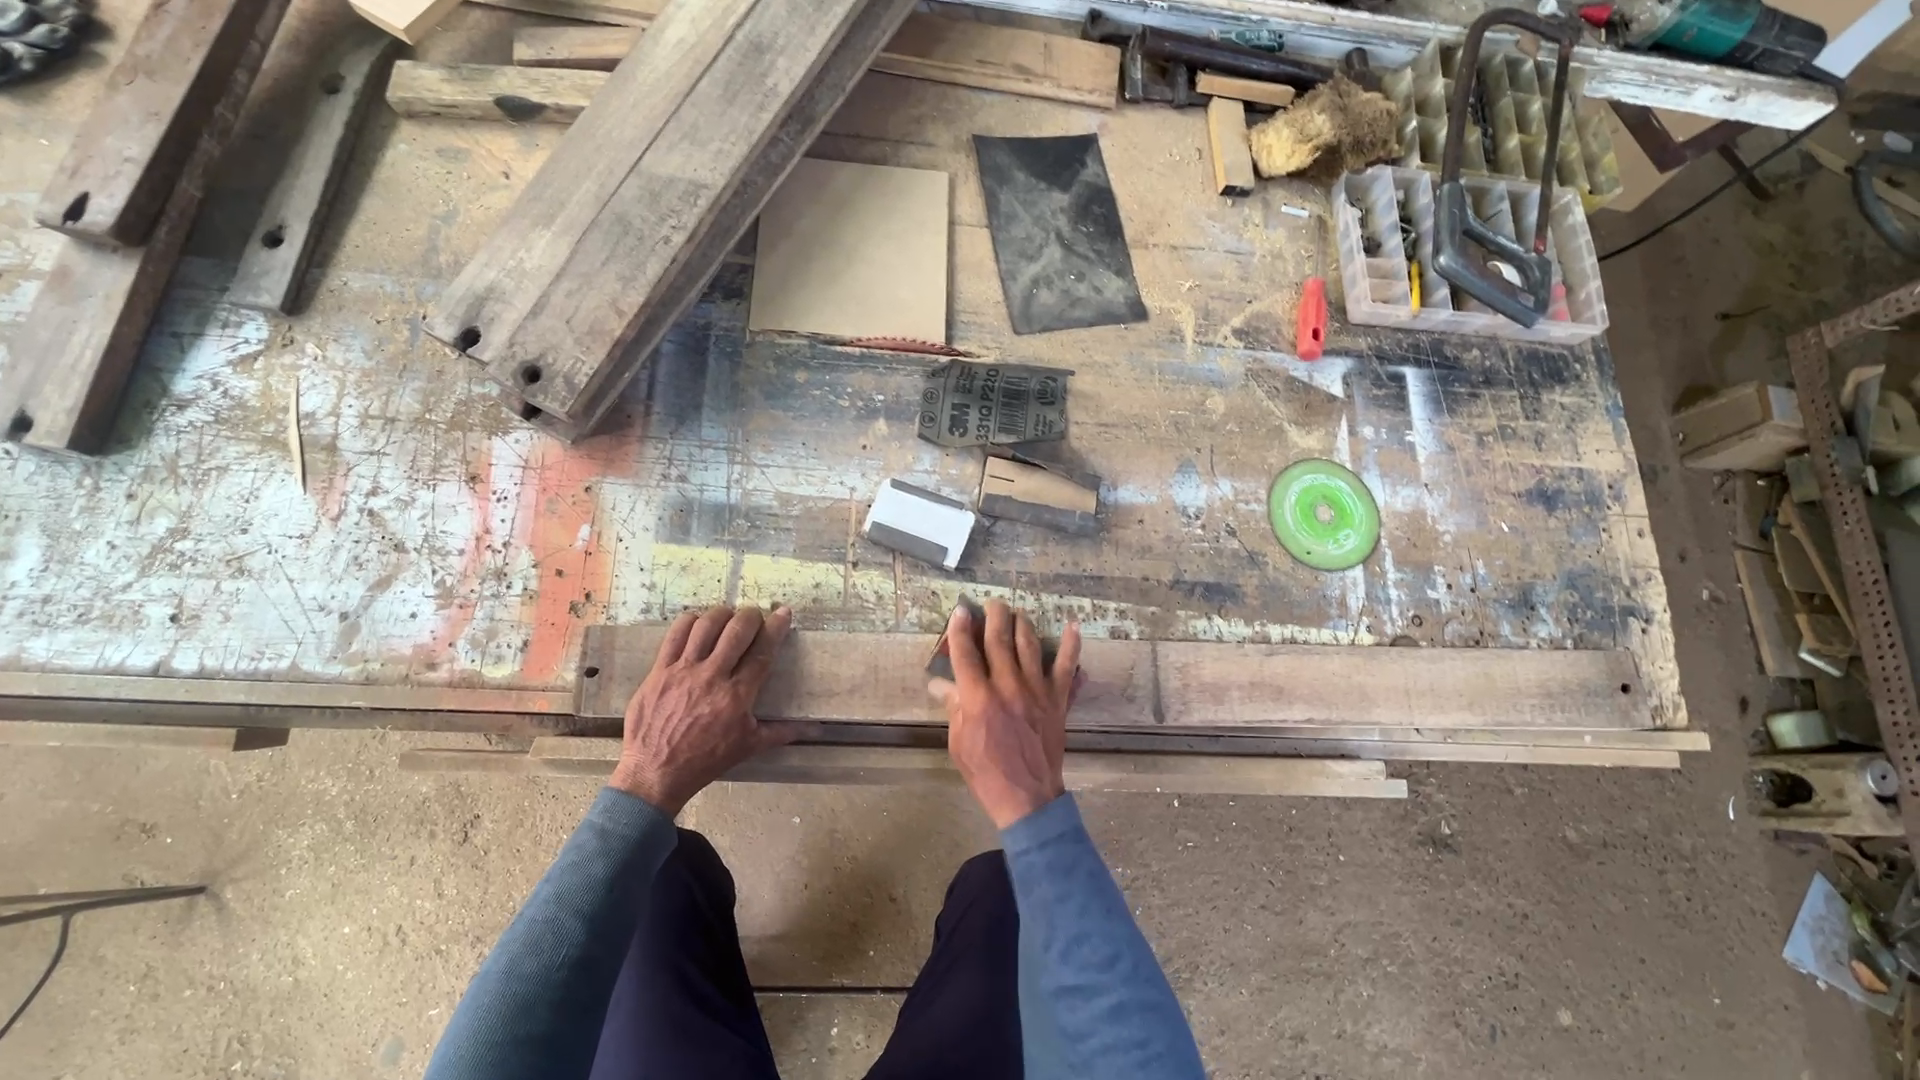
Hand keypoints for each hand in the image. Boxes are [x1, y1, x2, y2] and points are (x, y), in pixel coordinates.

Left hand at [610, 604, 805, 815]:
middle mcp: (711, 677)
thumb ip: (780, 732)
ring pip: (705, 626)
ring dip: (721, 615)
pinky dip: (689, 622)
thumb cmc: (705, 761)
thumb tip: (812, 730)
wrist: (655, 773)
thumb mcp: (748, 747)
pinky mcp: (659, 671)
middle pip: (736, 630)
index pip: (762, 652)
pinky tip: (697, 624)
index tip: (784, 613)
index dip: (776, 628)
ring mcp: (682, 671)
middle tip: (755, 616)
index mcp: (737, 696)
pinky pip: (675, 635)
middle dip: (751, 616)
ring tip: (728, 617)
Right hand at [929, 600, 1082, 828]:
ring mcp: (1036, 691)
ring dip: (1022, 624)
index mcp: (978, 697)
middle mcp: (1008, 686)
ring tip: (1017, 612)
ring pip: (1029, 645)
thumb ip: (954, 708)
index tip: (960, 611)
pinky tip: (1073, 627)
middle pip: (999, 639)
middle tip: (991, 603)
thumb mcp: (958, 742)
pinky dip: (1071, 646)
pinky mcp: (1058, 700)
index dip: (960, 629)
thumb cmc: (986, 773)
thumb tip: (941, 684)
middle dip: (993, 616)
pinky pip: (1067, 668)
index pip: (965, 653)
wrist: (1027, 796)